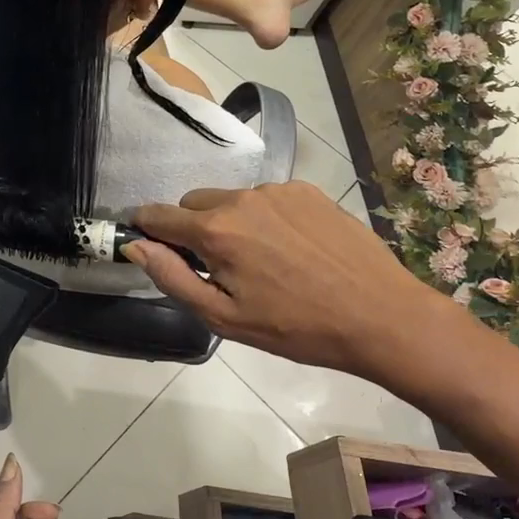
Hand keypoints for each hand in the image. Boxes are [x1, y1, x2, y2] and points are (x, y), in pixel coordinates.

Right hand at [124, 181, 461, 378]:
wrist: (383, 317)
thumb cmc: (298, 327)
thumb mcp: (225, 318)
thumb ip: (172, 278)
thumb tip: (136, 246)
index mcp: (215, 231)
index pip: (157, 214)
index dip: (146, 229)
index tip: (150, 245)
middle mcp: (240, 198)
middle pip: (193, 203)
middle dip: (193, 229)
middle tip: (220, 267)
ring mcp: (276, 190)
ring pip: (231, 200)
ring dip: (232, 223)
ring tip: (265, 261)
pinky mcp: (306, 190)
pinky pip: (267, 199)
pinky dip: (266, 218)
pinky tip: (293, 249)